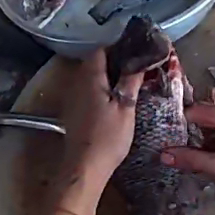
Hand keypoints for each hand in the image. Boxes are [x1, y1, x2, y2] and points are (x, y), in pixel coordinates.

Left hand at [55, 49, 142, 214]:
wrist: (85, 167)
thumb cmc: (108, 137)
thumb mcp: (126, 107)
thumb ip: (131, 81)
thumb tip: (141, 60)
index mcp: (91, 77)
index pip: (101, 50)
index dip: (118, 47)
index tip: (137, 52)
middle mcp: (78, 83)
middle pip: (95, 62)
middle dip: (115, 61)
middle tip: (138, 66)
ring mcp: (74, 97)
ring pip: (92, 77)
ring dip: (109, 76)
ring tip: (131, 81)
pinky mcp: (75, 111)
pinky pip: (89, 90)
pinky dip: (103, 89)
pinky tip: (116, 99)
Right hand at [160, 101, 214, 210]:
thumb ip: (192, 159)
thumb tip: (163, 155)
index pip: (199, 110)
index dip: (180, 120)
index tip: (162, 132)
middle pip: (208, 117)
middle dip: (189, 130)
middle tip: (167, 142)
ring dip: (202, 139)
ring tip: (181, 151)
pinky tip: (205, 156)